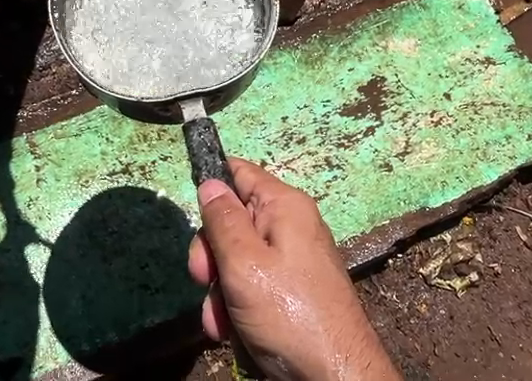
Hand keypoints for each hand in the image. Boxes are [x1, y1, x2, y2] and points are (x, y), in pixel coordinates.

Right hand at [189, 159, 399, 380]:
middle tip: (202, 279)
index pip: (239, 172)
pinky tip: (232, 331)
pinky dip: (238, 305)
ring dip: (220, 289)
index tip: (194, 217)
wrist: (337, 380)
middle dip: (212, 253)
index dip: (212, 188)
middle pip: (233, 221)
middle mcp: (291, 226)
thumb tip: (210, 182)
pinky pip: (254, 285)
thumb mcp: (244, 263)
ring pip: (238, 259)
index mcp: (285, 205)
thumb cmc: (288, 314)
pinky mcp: (293, 292)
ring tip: (220, 320)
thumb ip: (222, 220)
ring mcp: (293, 260)